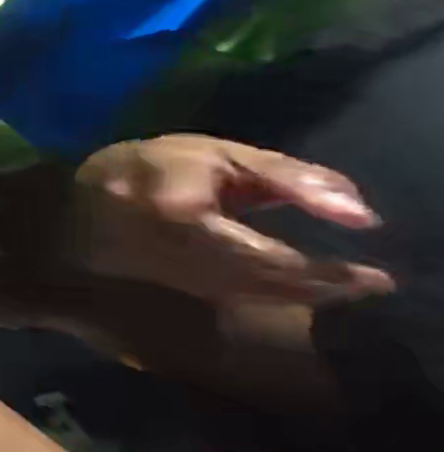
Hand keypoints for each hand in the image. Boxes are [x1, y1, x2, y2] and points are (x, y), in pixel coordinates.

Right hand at [73, 134, 390, 302]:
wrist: (78, 194)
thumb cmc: (152, 166)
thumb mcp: (216, 153)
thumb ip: (287, 177)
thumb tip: (361, 217)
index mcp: (175, 204)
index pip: (259, 249)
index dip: (319, 269)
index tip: (373, 274)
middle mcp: (163, 240)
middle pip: (255, 276)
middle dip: (316, 284)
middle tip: (364, 283)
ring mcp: (155, 264)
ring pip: (242, 292)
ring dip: (296, 296)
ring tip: (339, 289)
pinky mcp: (158, 280)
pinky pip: (223, 295)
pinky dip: (265, 297)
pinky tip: (291, 291)